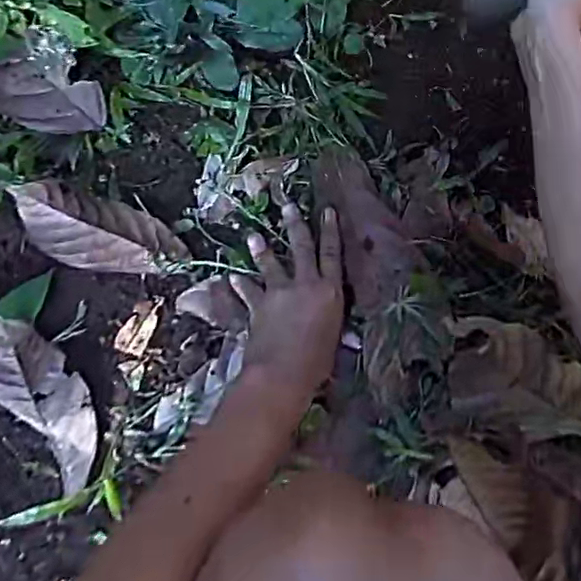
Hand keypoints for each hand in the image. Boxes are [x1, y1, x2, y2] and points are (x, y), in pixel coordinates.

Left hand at [231, 193, 343, 399]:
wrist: (280, 374)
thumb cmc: (318, 361)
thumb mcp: (335, 340)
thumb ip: (337, 330)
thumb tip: (349, 338)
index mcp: (330, 290)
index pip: (332, 253)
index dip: (330, 231)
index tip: (327, 211)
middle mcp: (305, 284)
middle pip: (301, 248)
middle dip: (296, 225)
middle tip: (289, 206)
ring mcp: (279, 293)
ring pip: (271, 265)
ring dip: (262, 250)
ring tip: (254, 236)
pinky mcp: (257, 307)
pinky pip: (248, 292)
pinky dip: (240, 285)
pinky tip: (231, 278)